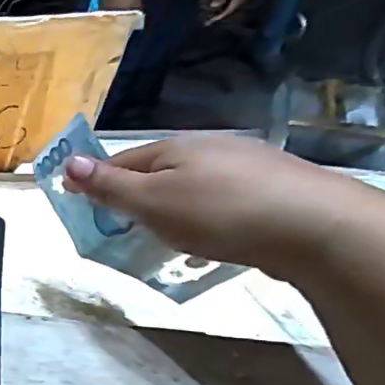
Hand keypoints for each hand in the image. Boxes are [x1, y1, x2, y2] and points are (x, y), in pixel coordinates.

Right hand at [61, 133, 384, 274]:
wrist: (315, 226)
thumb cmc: (220, 213)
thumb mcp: (154, 202)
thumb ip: (111, 186)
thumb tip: (69, 161)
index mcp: (174, 147)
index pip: (120, 161)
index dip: (95, 179)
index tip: (75, 199)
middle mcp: (208, 147)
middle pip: (157, 170)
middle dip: (134, 194)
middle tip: (118, 225)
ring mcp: (243, 165)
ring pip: (191, 185)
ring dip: (170, 206)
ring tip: (163, 235)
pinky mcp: (270, 188)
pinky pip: (220, 200)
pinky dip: (203, 216)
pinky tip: (211, 237)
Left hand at [207, 0, 253, 24]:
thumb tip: (214, 6)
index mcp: (238, 1)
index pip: (227, 12)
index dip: (218, 17)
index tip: (210, 21)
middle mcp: (242, 1)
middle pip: (230, 10)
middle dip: (220, 14)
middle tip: (211, 18)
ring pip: (232, 6)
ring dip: (224, 9)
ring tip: (215, 12)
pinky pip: (233, 1)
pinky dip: (227, 4)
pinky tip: (222, 4)